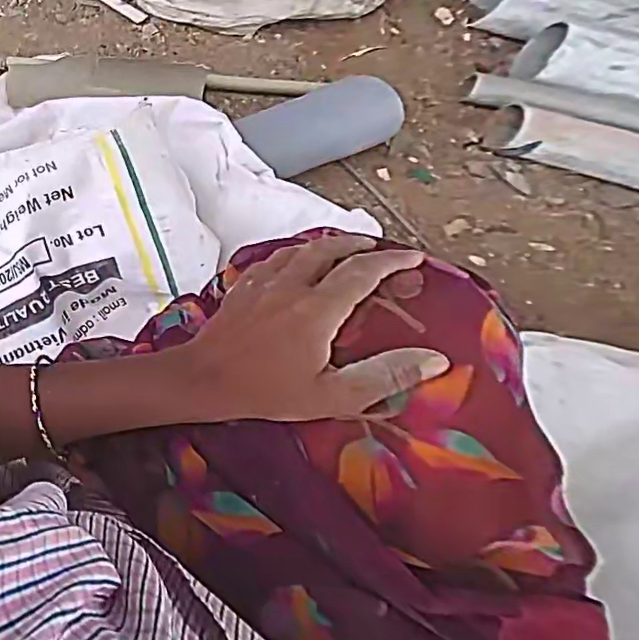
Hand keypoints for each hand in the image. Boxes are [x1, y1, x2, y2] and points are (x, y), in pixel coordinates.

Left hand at [174, 234, 449, 423]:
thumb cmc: (267, 390)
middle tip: (380, 250)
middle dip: (359, 244)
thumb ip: (385, 375)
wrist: (205, 377)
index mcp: (316, 309)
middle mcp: (289, 286)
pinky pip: (273, 258)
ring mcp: (261, 282)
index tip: (413, 257)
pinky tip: (296, 263)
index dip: (391, 261)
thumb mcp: (333, 395)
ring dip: (326, 245)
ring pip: (298, 249)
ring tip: (344, 250)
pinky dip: (295, 253)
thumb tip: (433, 358)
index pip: (362, 272)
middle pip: (329, 249)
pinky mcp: (242, 286)